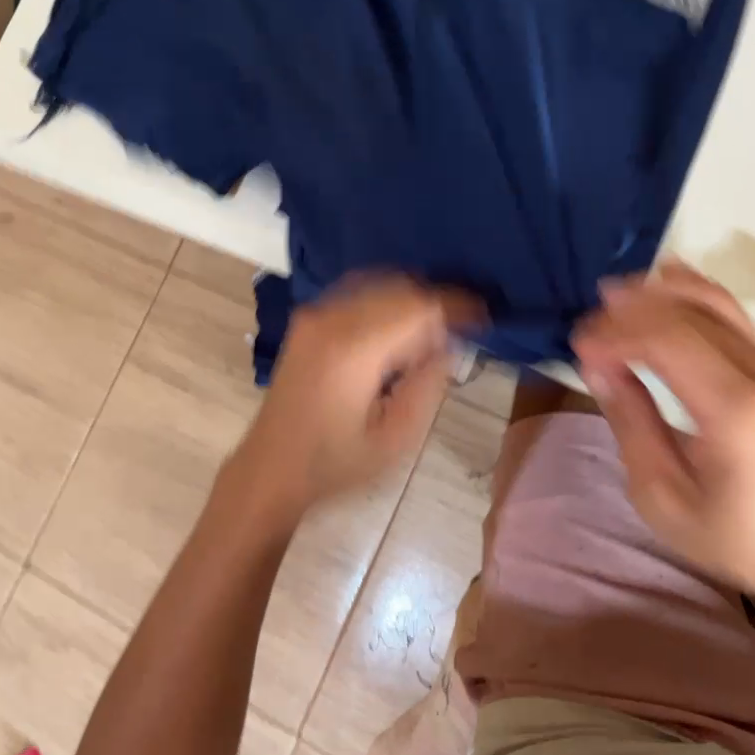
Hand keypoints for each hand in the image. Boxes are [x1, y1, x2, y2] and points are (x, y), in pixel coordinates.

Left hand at [234, 275, 481, 517]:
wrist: (270, 469)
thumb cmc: (335, 464)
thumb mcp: (396, 439)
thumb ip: (428, 386)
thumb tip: (447, 346)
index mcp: (355, 349)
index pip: (419, 306)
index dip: (456, 307)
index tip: (484, 317)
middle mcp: (333, 319)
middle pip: (401, 289)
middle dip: (436, 305)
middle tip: (462, 332)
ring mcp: (315, 316)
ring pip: (380, 286)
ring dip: (412, 301)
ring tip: (432, 334)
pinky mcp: (308, 321)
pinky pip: (359, 293)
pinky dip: (387, 301)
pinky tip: (398, 330)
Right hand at [572, 262, 754, 605]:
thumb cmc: (728, 534)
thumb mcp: (661, 494)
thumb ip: (630, 421)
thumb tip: (597, 366)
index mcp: (733, 410)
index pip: (667, 341)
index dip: (617, 334)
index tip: (578, 347)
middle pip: (687, 314)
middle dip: (629, 310)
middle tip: (586, 325)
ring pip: (712, 302)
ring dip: (659, 292)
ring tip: (613, 294)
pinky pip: (731, 313)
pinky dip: (692, 293)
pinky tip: (663, 283)